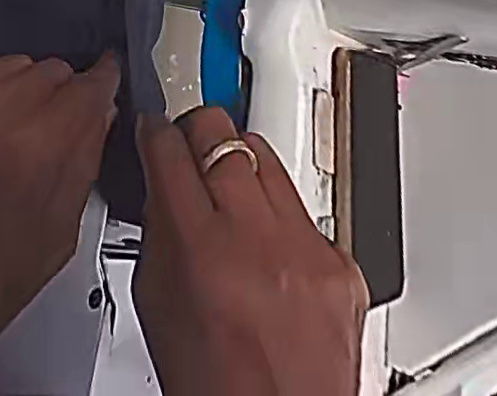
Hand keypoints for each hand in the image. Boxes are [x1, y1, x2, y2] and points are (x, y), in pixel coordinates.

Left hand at [0, 53, 121, 393]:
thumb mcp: (61, 228)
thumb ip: (88, 154)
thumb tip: (101, 108)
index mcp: (35, 145)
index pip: (91, 83)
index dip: (105, 84)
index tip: (106, 84)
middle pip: (54, 68)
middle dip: (62, 96)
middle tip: (52, 134)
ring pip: (17, 64)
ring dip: (24, 91)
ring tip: (12, 138)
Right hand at [134, 107, 368, 395]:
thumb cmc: (214, 386)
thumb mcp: (156, 302)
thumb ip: (159, 227)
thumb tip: (163, 176)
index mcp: (200, 250)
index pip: (169, 149)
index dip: (156, 129)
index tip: (155, 127)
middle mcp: (256, 240)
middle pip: (220, 132)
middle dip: (198, 132)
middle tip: (192, 145)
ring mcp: (304, 248)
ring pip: (264, 152)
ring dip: (240, 161)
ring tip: (232, 190)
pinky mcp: (341, 263)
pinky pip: (303, 205)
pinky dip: (280, 213)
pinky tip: (270, 244)